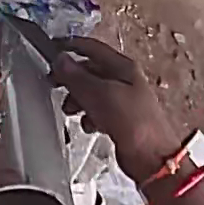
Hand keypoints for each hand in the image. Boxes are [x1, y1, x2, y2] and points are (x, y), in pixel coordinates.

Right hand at [52, 37, 184, 181]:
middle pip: (90, 70)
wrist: (152, 159)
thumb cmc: (130, 120)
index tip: (51, 48)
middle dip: (71, 77)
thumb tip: (59, 58)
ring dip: (77, 98)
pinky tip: (89, 125)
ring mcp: (123, 100)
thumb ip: (76, 75)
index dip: (70, 45)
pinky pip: (98, 110)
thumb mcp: (98, 93)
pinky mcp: (121, 119)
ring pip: (92, 91)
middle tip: (53, 82)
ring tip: (70, 109)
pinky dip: (89, 115)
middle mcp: (124, 80)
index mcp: (122, 67)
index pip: (92, 47)